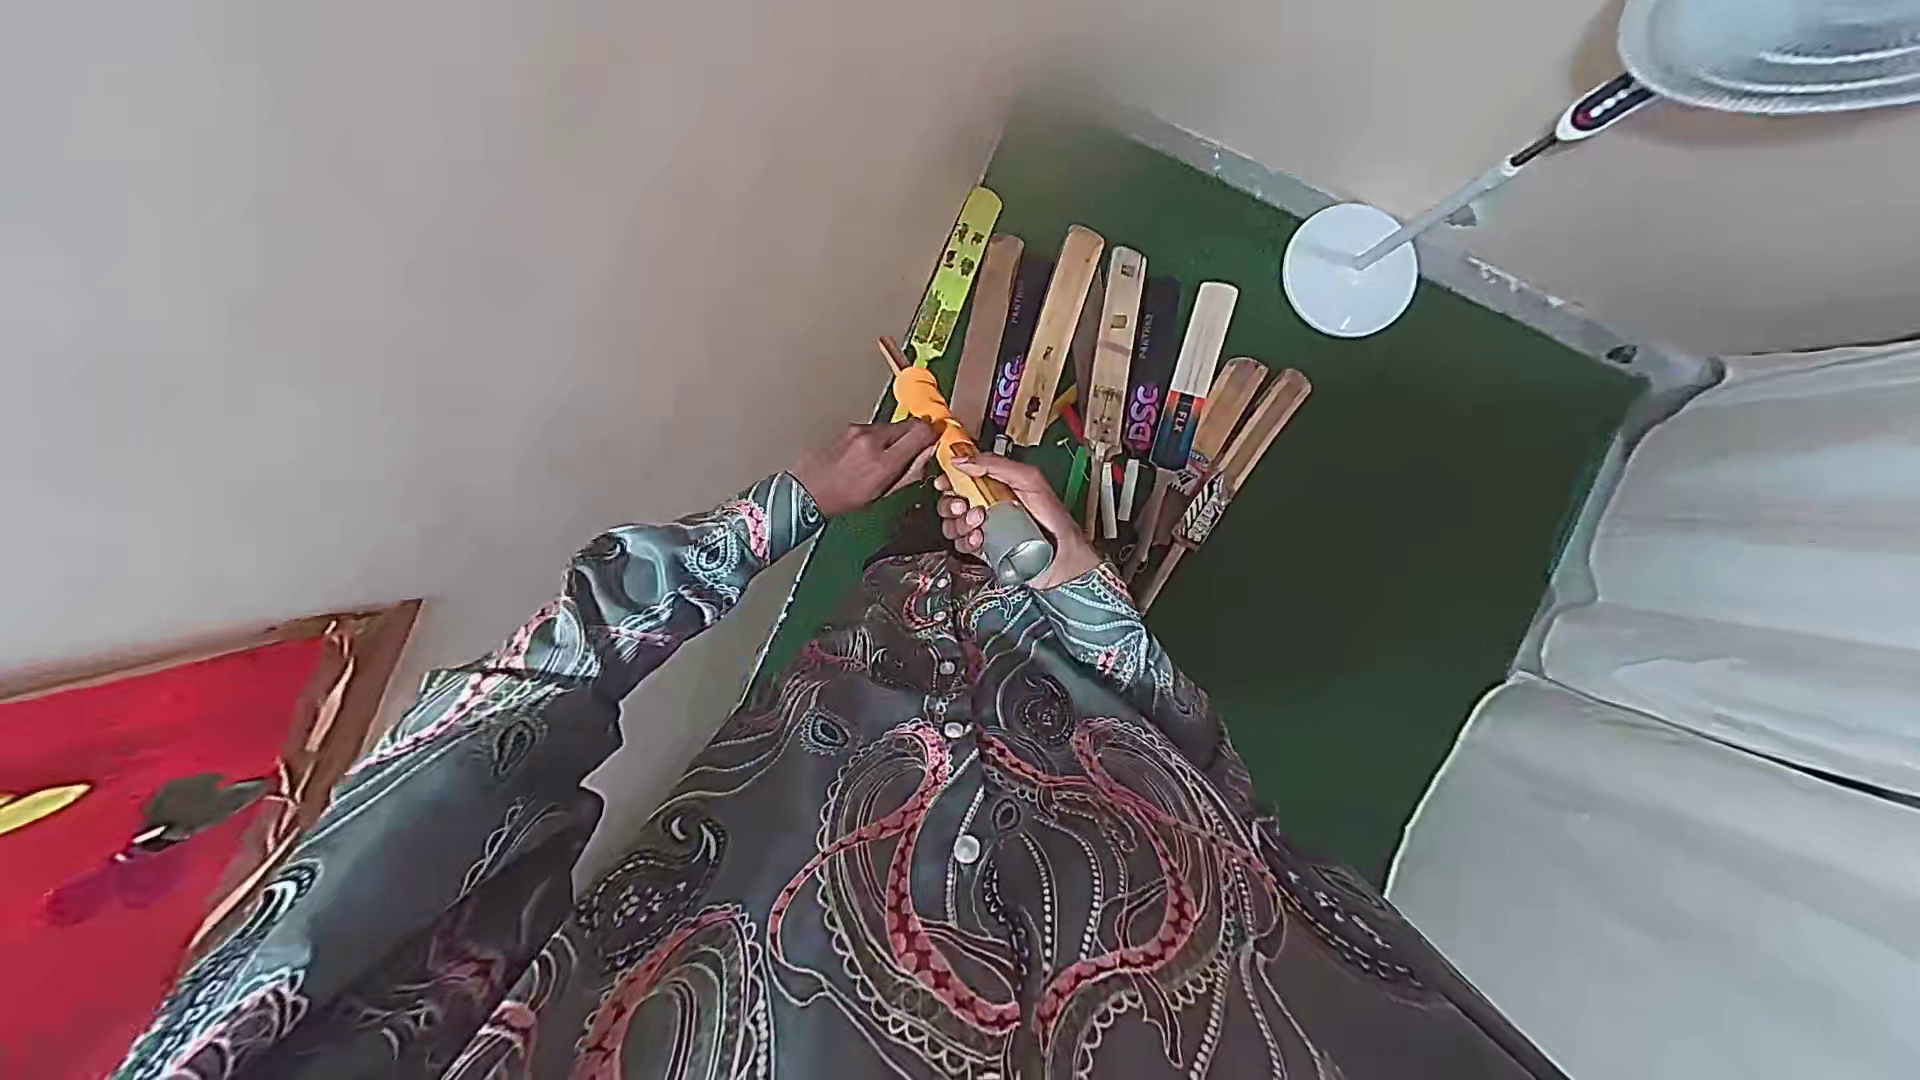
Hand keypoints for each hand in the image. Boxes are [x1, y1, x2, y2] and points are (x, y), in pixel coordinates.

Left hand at [792, 419, 937, 517]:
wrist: (808, 490)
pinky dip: (878, 438)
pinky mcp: (850, 428)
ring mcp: (859, 431)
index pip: (921, 432)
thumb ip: (910, 471)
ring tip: (885, 457)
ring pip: (891, 426)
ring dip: (895, 437)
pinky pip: (874, 428)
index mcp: (884, 462)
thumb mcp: (883, 492)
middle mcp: (872, 441)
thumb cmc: (844, 497)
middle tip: (916, 448)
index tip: (937, 436)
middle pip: (909, 425)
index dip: (933, 433)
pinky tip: (870, 453)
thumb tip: (927, 454)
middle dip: (916, 435)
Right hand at [934, 453, 1101, 589]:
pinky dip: (967, 542)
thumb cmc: (1054, 518)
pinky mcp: (984, 549)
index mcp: (996, 484)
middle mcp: (987, 505)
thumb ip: (996, 465)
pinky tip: (981, 539)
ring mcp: (984, 528)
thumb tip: (963, 459)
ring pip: (952, 524)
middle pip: (951, 501)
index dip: (949, 478)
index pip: (962, 477)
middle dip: (952, 504)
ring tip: (980, 524)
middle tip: (965, 507)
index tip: (945, 482)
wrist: (1061, 557)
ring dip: (960, 524)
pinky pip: (962, 545)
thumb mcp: (1029, 480)